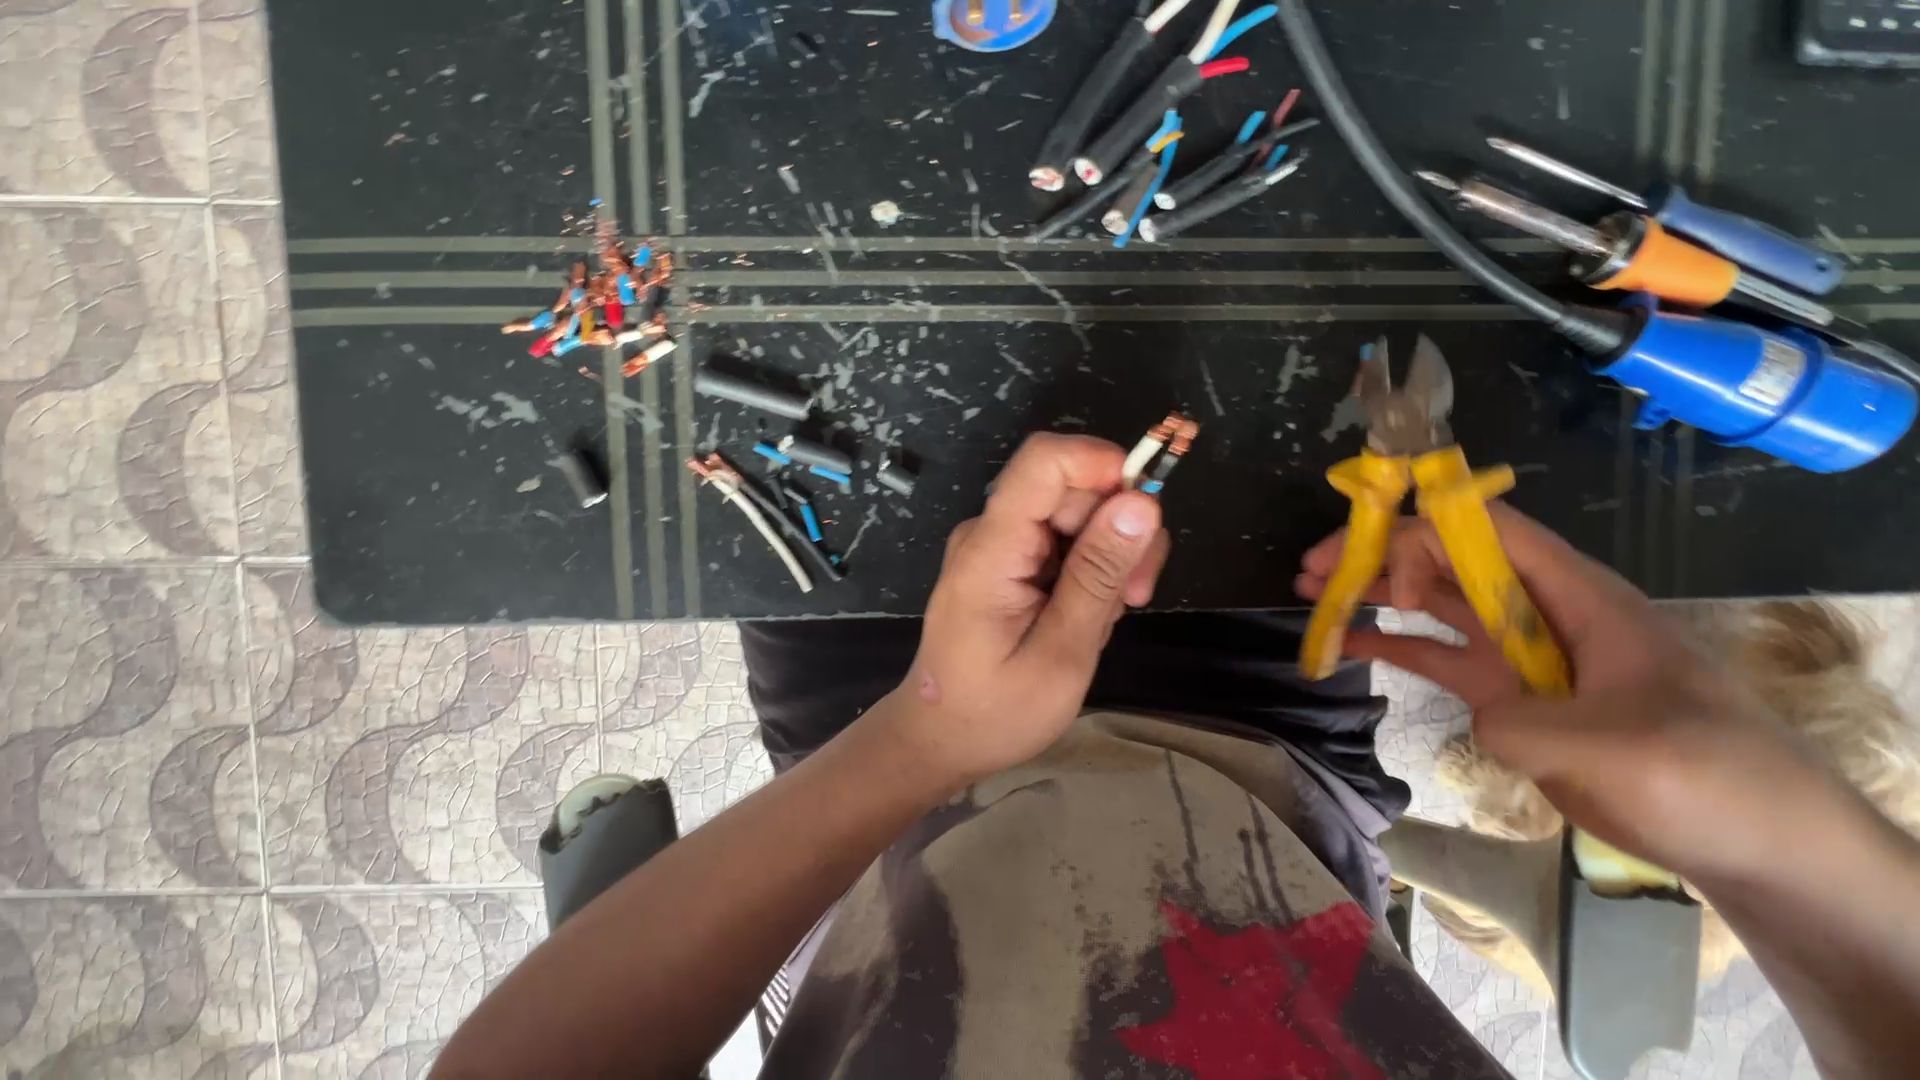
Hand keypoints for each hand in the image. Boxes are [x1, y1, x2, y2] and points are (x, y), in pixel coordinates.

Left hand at [883, 433, 1170, 786]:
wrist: (941, 740)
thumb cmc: (997, 711)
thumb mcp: (1061, 653)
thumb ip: (1099, 575)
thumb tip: (1141, 502)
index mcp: (992, 548)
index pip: (1044, 460)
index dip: (1103, 465)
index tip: (1145, 515)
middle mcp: (990, 533)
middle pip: (1071, 489)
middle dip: (1118, 530)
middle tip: (1135, 597)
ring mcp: (997, 547)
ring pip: (1075, 517)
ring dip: (1108, 560)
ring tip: (1102, 621)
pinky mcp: (1007, 564)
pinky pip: (1062, 544)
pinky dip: (1088, 574)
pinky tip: (1085, 618)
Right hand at [1294, 503, 1867, 889]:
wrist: (1756, 843)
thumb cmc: (1707, 776)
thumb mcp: (1616, 748)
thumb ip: (1525, 724)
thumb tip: (1480, 714)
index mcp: (1577, 597)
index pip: (1491, 535)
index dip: (1427, 534)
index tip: (1375, 565)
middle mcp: (1539, 611)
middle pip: (1448, 561)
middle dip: (1379, 556)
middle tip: (1314, 569)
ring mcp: (1519, 655)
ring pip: (1432, 605)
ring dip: (1374, 595)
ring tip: (1312, 592)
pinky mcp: (1505, 697)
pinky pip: (1435, 658)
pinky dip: (1388, 648)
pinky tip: (1340, 646)